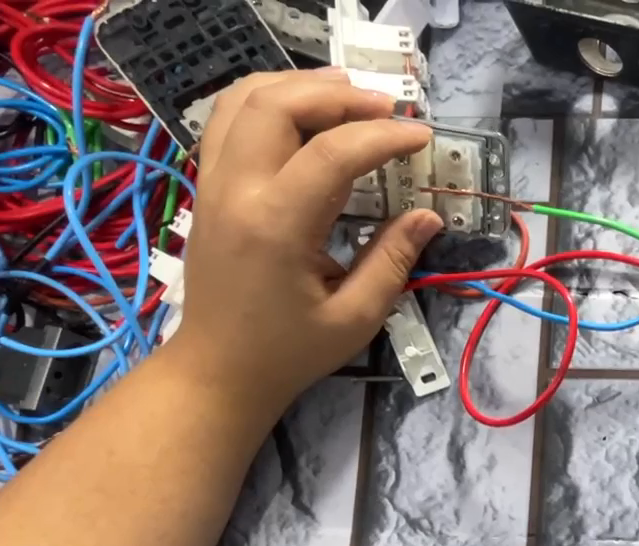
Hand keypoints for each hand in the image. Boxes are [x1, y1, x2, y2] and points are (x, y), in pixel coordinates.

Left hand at [168, 70, 443, 401]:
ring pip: (243, 100)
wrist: (221, 367)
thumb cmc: (292, 350)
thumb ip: (392, 261)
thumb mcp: (356, 316)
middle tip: (386, 105)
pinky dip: (266, 101)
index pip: (332, 154)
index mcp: (278, 224)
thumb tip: (429, 217)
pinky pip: (229, 120)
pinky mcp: (210, 187)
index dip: (382, 137)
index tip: (421, 135)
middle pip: (277, 106)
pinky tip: (302, 109)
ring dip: (297, 86)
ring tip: (347, 93)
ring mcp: (214, 182)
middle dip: (337, 96)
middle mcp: (237, 189)